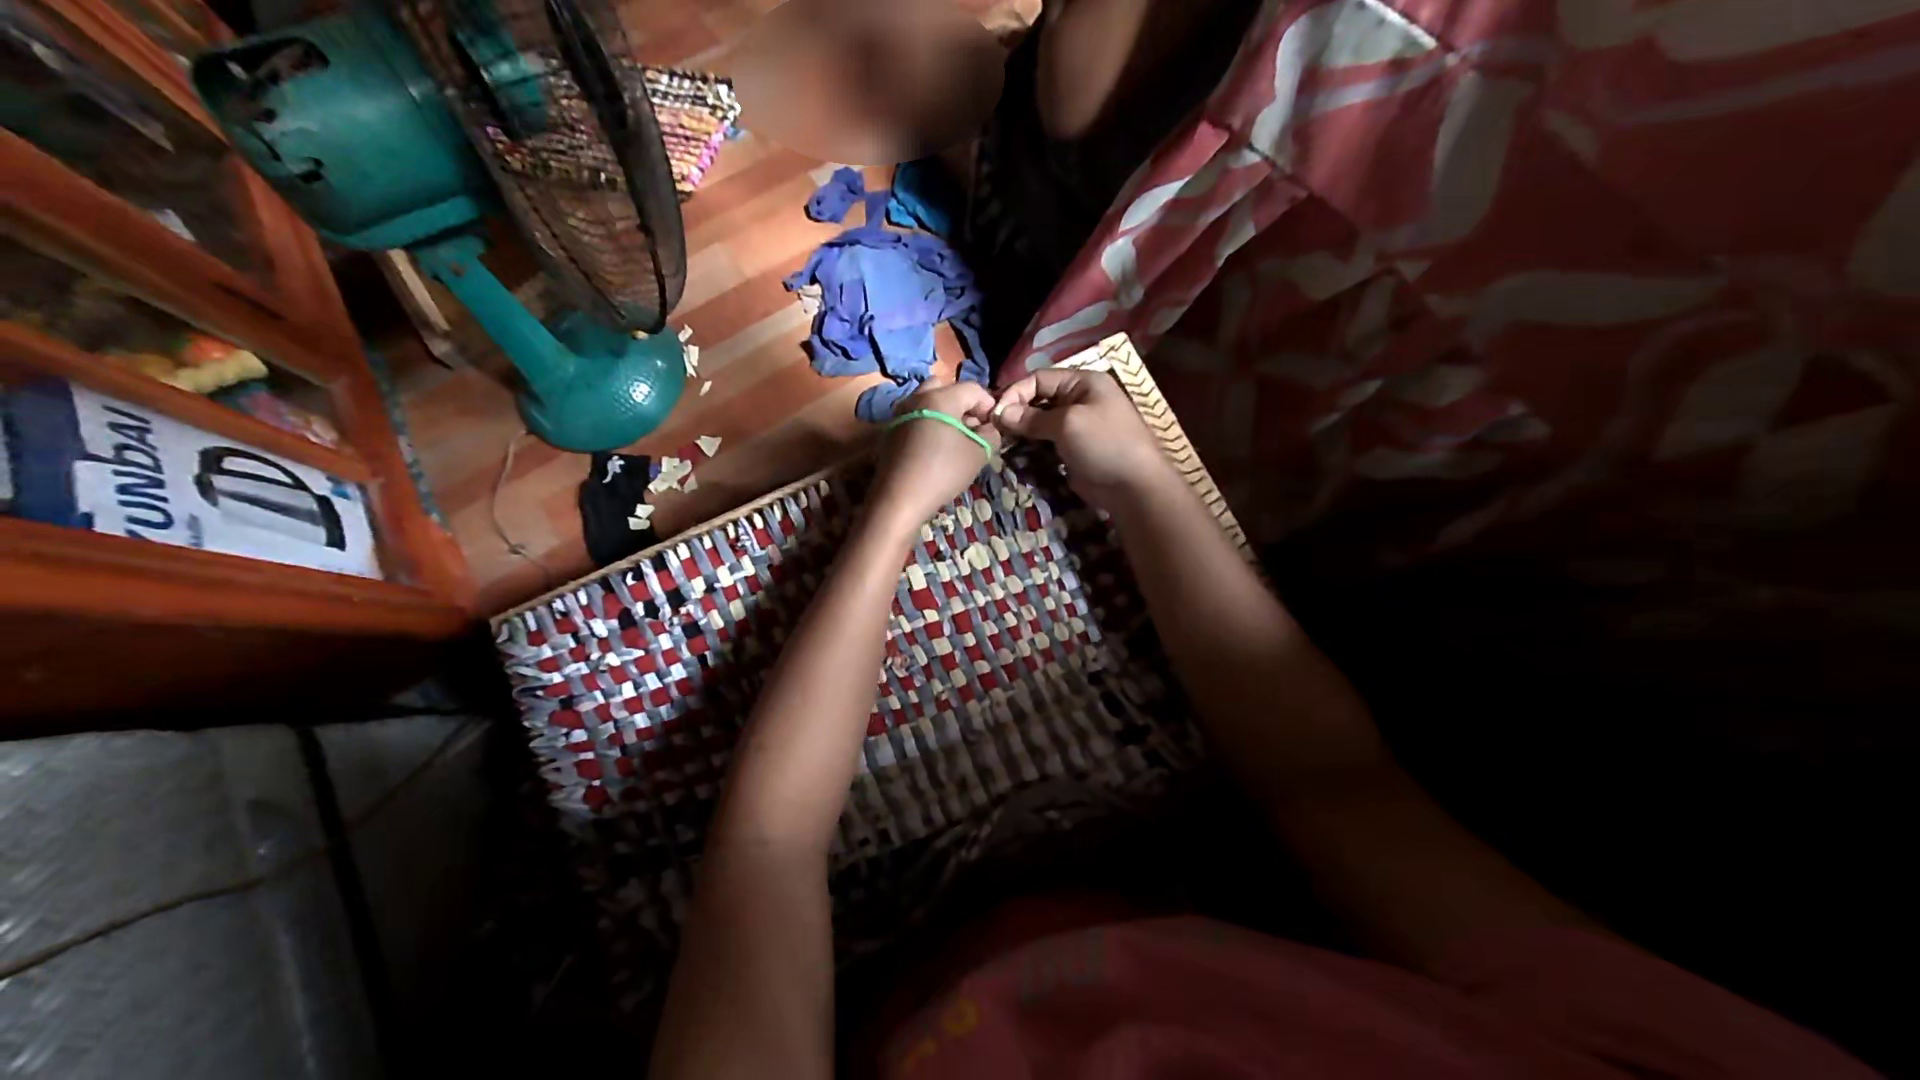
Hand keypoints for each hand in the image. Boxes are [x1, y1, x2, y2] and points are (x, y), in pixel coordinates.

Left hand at [867, 381, 1002, 533]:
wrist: (898, 498)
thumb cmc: (942, 472)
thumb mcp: (978, 454)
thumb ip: (990, 434)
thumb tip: (989, 427)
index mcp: (940, 397)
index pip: (973, 388)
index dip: (988, 405)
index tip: (994, 426)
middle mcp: (916, 397)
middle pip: (945, 388)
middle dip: (963, 404)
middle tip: (972, 427)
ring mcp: (899, 413)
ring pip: (927, 402)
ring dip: (945, 413)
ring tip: (955, 439)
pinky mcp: (890, 431)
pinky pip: (915, 417)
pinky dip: (929, 424)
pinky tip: (935, 448)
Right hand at [995, 368, 1168, 509]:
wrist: (1133, 486)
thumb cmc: (1104, 444)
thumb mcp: (1067, 424)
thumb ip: (1033, 417)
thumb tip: (1000, 413)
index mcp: (1083, 382)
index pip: (1039, 378)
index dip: (1015, 392)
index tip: (995, 413)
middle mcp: (1079, 399)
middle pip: (1039, 398)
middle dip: (1017, 410)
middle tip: (995, 428)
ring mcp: (1077, 425)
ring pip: (1040, 421)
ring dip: (1022, 429)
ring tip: (1003, 440)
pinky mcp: (1073, 448)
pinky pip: (1047, 440)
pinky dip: (1031, 444)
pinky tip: (1017, 451)